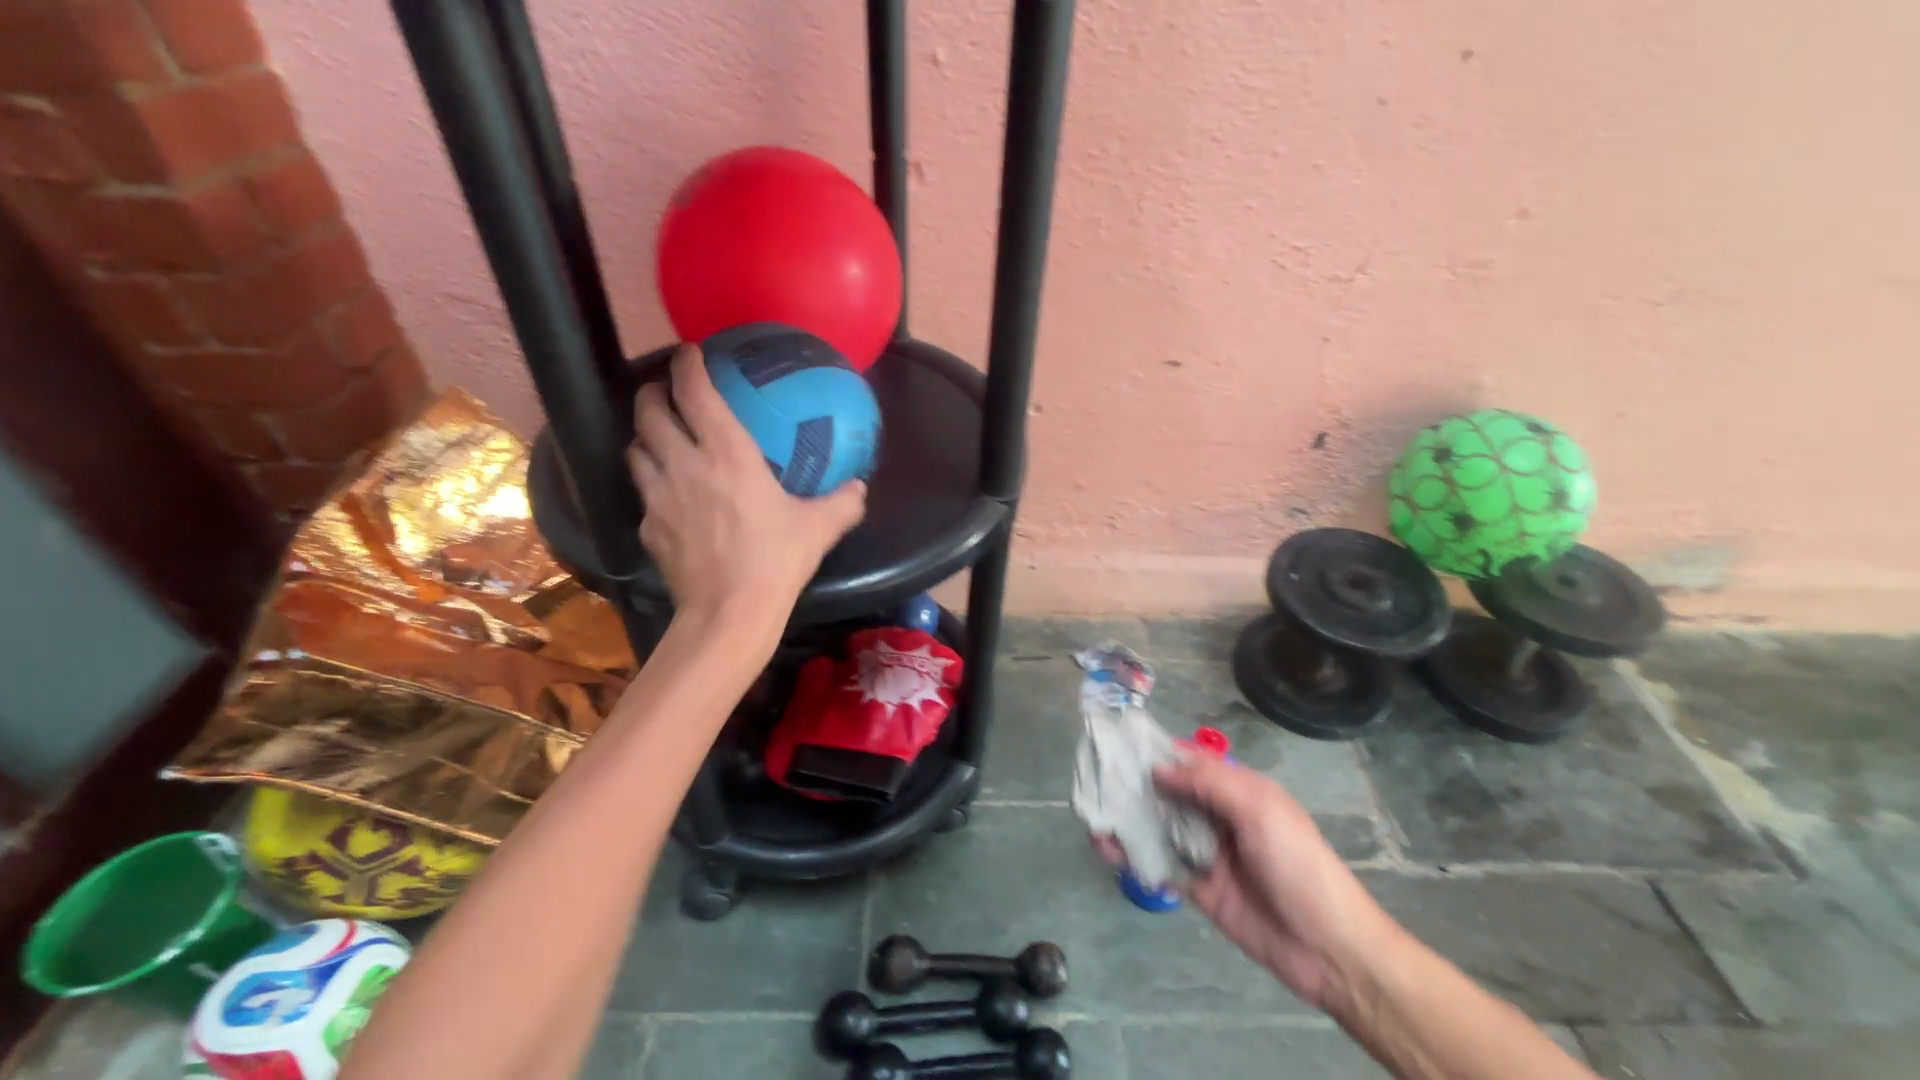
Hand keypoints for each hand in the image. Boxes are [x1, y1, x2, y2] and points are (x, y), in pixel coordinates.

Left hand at [625, 345, 866, 621]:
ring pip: (635, 448)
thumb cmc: (775, 561)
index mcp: (727, 453)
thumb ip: (842, 502)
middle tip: (668, 391)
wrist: (728, 613)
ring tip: (661, 438)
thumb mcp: (818, 529)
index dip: (688, 364)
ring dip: (645, 435)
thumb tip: (859, 487)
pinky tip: (668, 495)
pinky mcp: (647, 526)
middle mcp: (684, 463)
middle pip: (649, 411)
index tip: (690, 352)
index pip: (694, 391)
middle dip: (654, 393)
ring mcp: (658, 495)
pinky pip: (643, 491)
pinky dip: (651, 482)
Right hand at [1120, 756, 1395, 1011]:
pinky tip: (1107, 850)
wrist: (1326, 948)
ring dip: (1128, 820)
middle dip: (1134, 786)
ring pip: (1160, 828)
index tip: (1117, 744)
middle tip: (1093, 782)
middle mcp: (1220, 816)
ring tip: (1093, 817)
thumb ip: (1210, 783)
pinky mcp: (1198, 888)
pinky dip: (1133, 855)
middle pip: (1169, 793)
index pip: (1191, 762)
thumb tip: (1159, 768)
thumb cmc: (1298, 866)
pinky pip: (1161, 864)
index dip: (1157, 752)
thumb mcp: (1260, 811)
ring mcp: (1207, 853)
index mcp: (1240, 790)